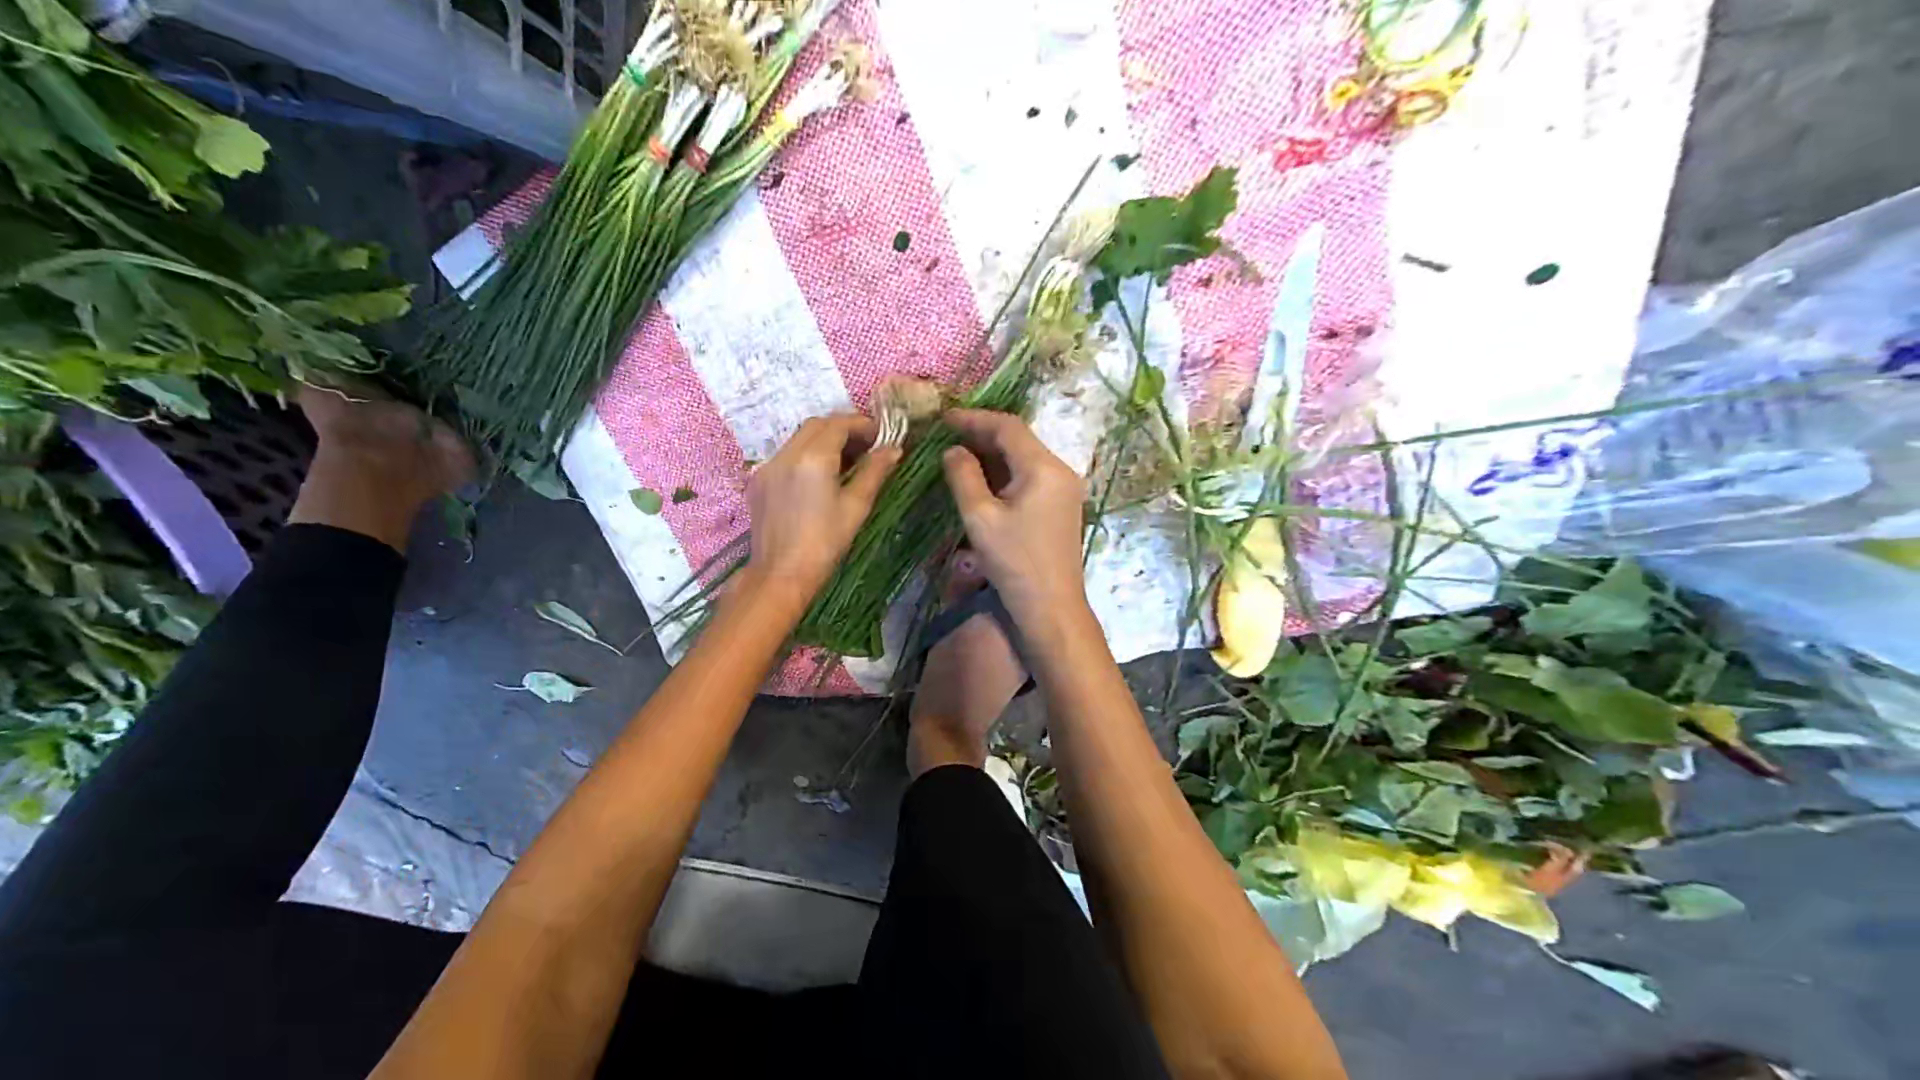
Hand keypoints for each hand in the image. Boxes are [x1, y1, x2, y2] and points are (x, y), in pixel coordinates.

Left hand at [746, 414, 900, 600]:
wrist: (781, 574)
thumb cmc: (825, 543)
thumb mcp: (856, 506)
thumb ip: (874, 472)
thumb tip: (893, 450)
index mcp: (813, 458)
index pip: (839, 424)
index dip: (862, 425)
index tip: (881, 436)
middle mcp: (786, 454)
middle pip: (817, 425)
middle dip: (843, 429)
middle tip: (866, 447)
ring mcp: (769, 466)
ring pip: (799, 438)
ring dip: (824, 440)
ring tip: (846, 461)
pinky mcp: (759, 481)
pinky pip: (786, 455)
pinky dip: (805, 455)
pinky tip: (819, 477)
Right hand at [940, 409, 1087, 621]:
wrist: (1051, 605)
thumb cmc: (1014, 562)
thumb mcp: (980, 517)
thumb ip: (964, 476)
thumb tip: (954, 450)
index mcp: (1043, 468)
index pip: (1008, 427)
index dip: (974, 419)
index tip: (944, 419)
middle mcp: (1060, 470)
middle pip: (1019, 439)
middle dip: (983, 433)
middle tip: (947, 434)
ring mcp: (1064, 488)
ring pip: (1025, 457)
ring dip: (993, 453)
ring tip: (959, 452)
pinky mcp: (1061, 505)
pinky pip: (1031, 476)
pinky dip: (1005, 471)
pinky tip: (982, 478)